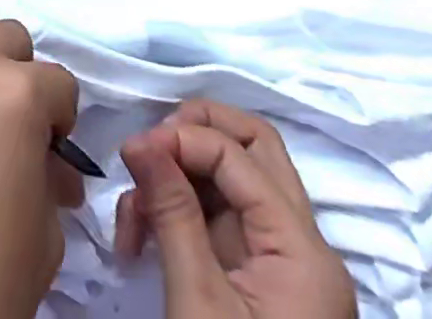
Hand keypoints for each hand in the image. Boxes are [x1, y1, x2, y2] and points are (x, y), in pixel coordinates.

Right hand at [115, 100, 355, 318]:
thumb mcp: (198, 299)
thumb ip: (172, 212)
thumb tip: (139, 137)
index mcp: (301, 249)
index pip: (240, 155)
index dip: (182, 139)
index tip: (130, 155)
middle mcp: (299, 239)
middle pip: (253, 147)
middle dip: (192, 133)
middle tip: (145, 151)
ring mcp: (276, 253)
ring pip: (229, 173)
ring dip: (174, 175)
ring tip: (132, 218)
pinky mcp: (252, 267)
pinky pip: (214, 210)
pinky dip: (174, 206)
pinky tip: (140, 236)